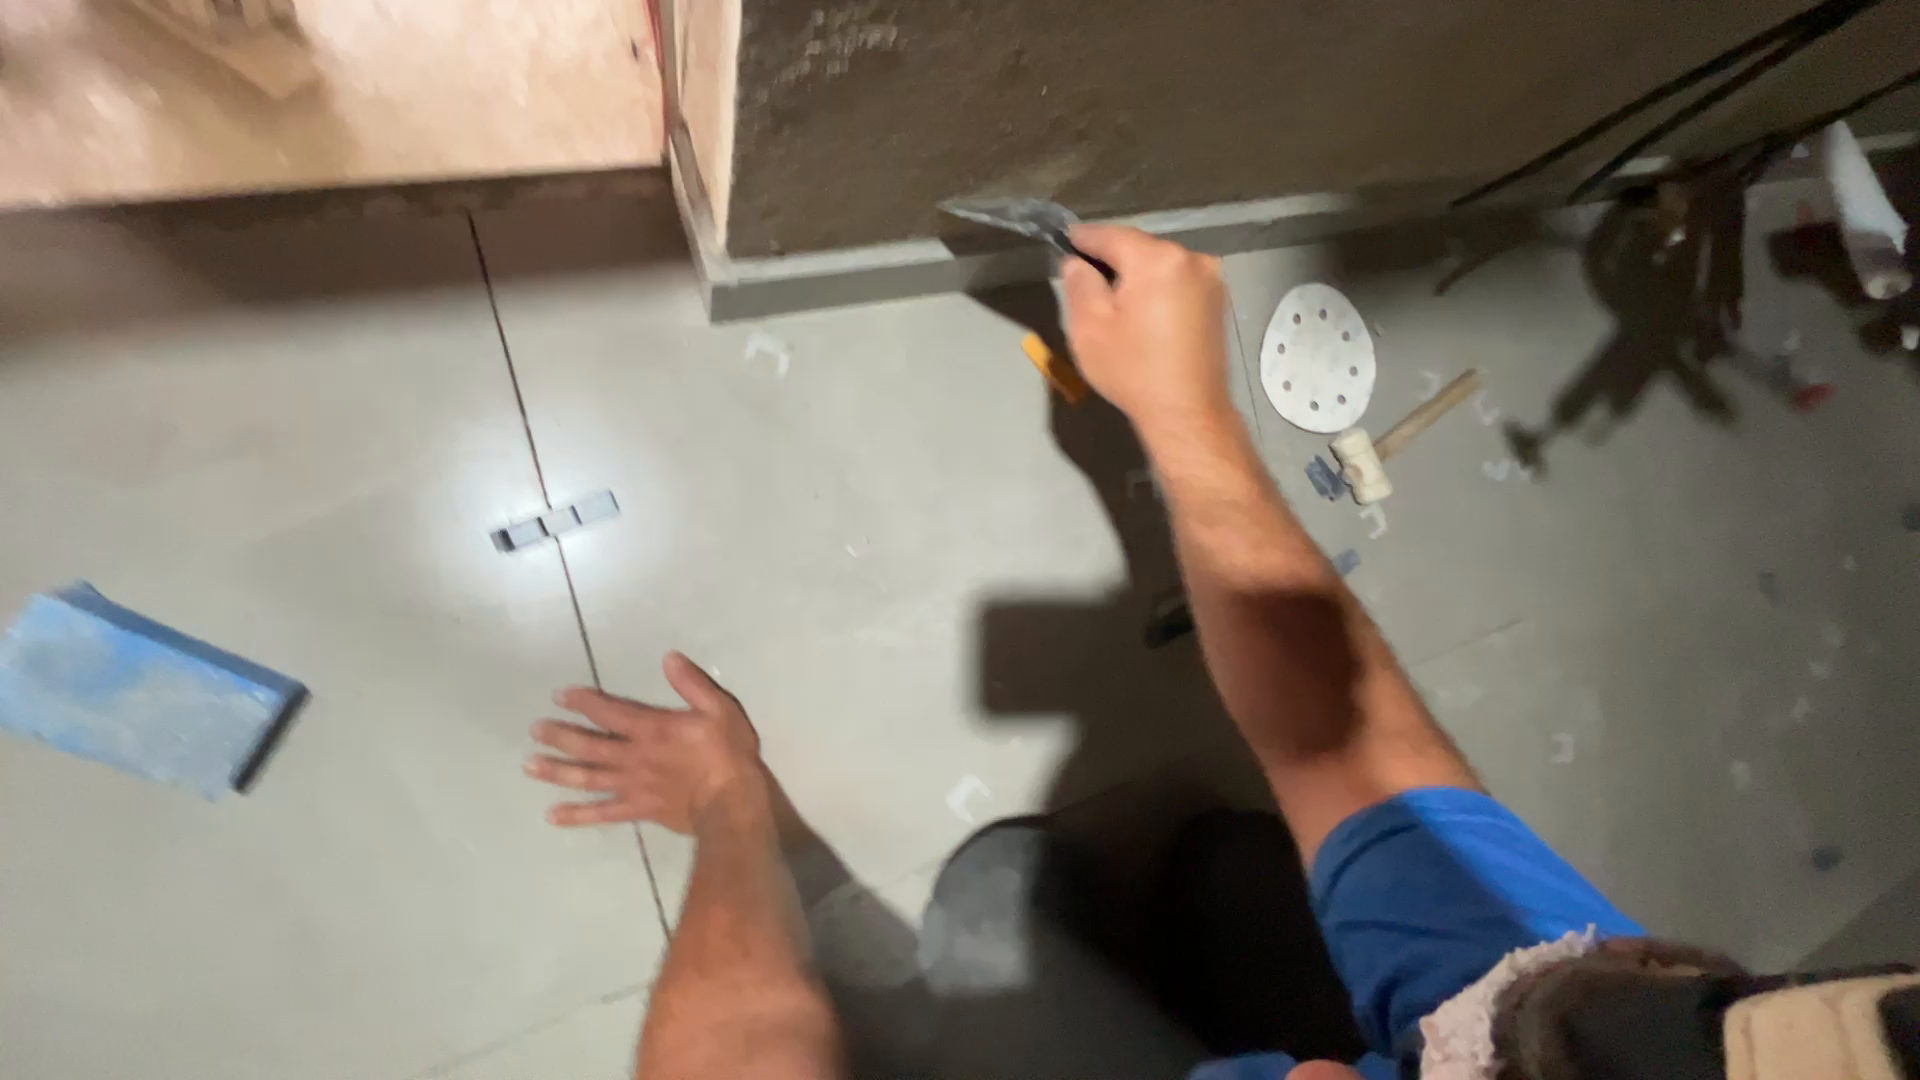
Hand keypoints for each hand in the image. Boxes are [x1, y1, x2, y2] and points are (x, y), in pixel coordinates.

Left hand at [526, 652, 763, 832]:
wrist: (732, 801)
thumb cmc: (728, 752)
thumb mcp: (719, 709)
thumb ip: (692, 684)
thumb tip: (669, 658)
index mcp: (652, 729)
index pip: (610, 712)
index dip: (584, 702)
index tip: (560, 696)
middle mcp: (633, 757)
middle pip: (589, 746)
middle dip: (560, 736)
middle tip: (535, 729)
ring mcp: (632, 786)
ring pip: (587, 778)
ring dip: (557, 771)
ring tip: (530, 765)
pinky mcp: (638, 810)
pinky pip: (602, 814)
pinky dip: (577, 815)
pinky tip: (553, 816)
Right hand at [1061, 225, 1233, 436]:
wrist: (1187, 412)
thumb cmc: (1133, 371)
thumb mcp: (1090, 329)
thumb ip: (1080, 285)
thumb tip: (1076, 263)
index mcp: (1157, 260)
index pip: (1113, 236)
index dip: (1085, 238)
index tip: (1067, 238)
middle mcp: (1191, 259)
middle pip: (1141, 249)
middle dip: (1114, 260)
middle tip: (1087, 276)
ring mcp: (1211, 280)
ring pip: (1162, 266)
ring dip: (1138, 277)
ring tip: (1115, 299)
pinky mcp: (1218, 302)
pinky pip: (1179, 283)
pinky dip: (1159, 290)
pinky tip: (1144, 313)